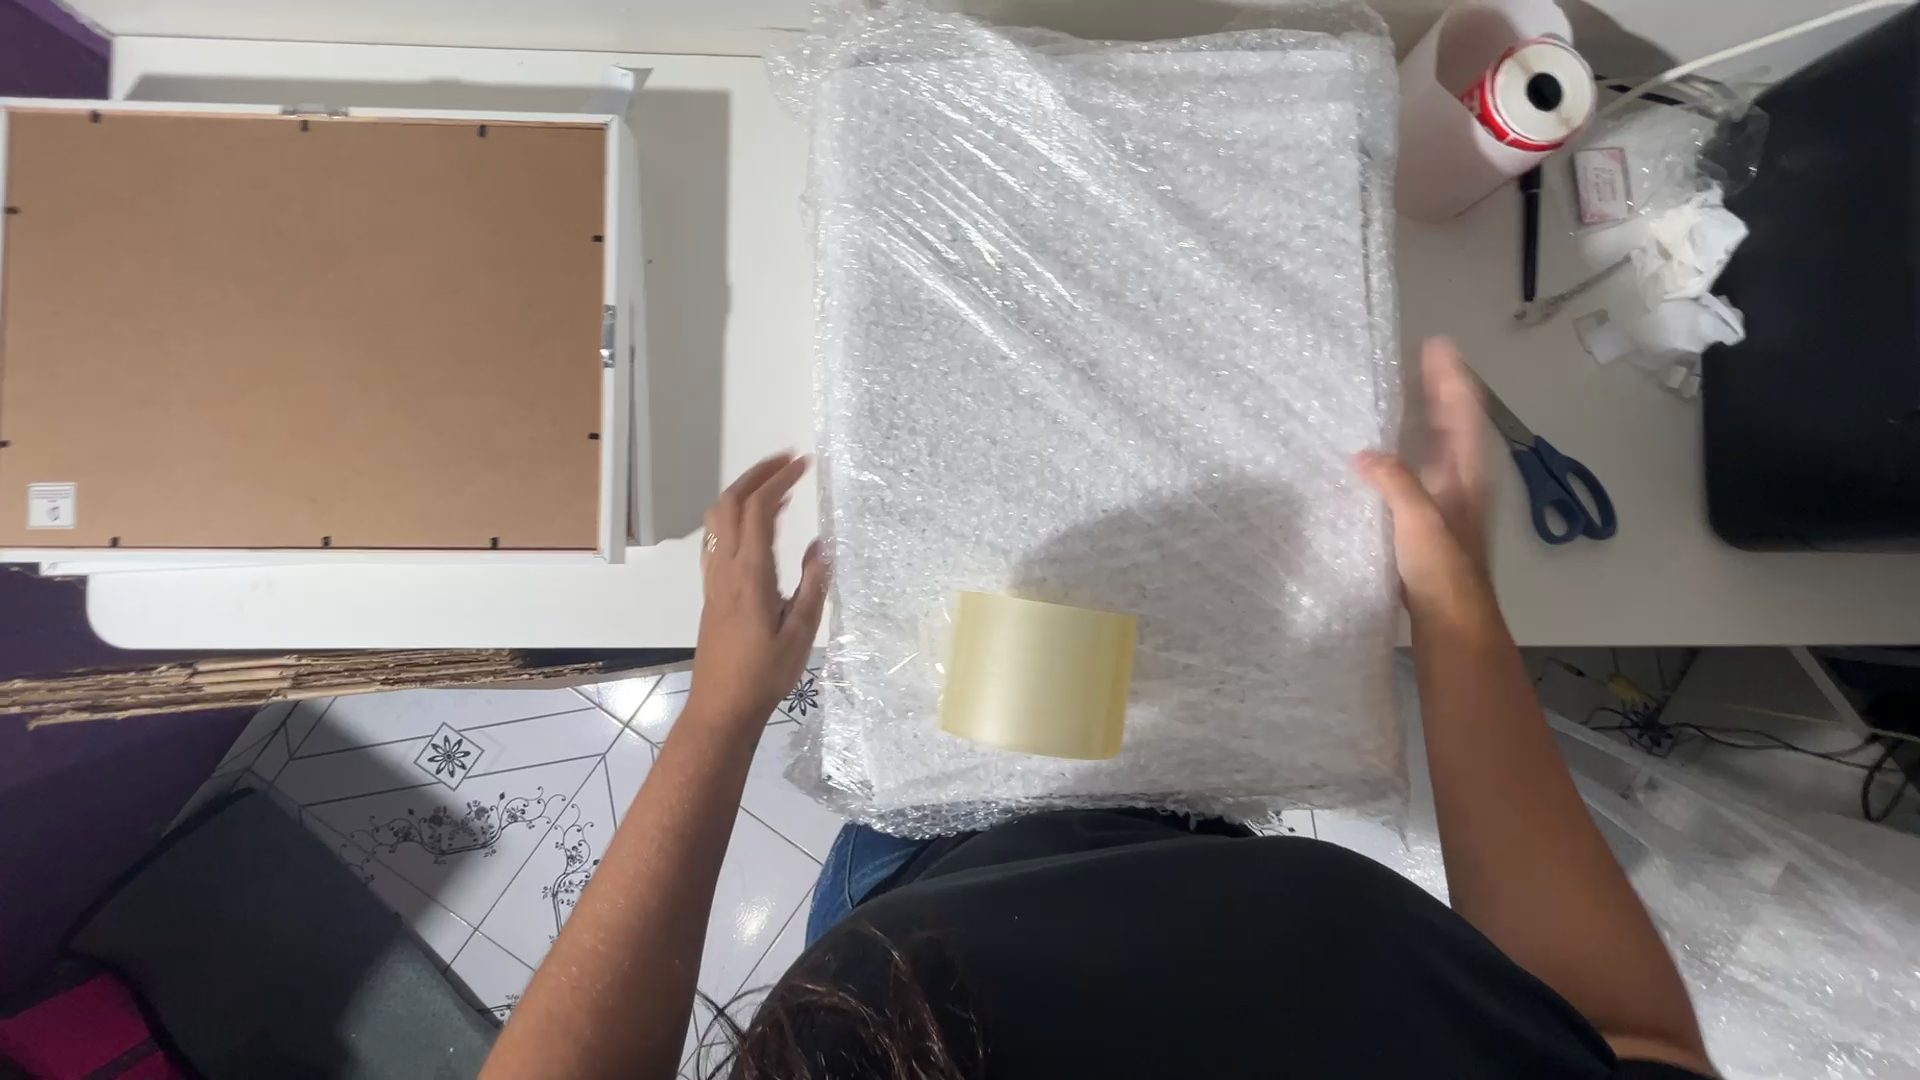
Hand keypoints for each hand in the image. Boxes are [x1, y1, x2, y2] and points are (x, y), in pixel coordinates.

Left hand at [688, 453, 828, 725]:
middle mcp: (725, 567)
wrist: (722, 705)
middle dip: (757, 474)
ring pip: (718, 518)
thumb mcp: (801, 631)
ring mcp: (713, 577)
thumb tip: (822, 544)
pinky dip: (736, 516)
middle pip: (731, 503)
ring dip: (744, 492)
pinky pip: (718, 538)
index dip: (780, 480)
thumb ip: (812, 584)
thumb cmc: (765, 673)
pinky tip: (758, 524)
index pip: (760, 510)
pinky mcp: (711, 589)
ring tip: (777, 486)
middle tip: (787, 462)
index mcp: (750, 574)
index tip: (803, 464)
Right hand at [1356, 337, 1493, 618]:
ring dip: (1421, 418)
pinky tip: (1381, 456)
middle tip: (1419, 359)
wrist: (1452, 620)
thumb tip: (1365, 454)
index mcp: (1464, 475)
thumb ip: (1395, 483)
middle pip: (1452, 424)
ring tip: (1401, 394)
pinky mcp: (1426, 520)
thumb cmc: (1442, 571)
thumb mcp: (1419, 522)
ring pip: (1435, 447)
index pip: (1461, 414)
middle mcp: (1460, 481)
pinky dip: (1404, 450)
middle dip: (1437, 390)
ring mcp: (1445, 501)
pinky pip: (1416, 470)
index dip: (1449, 378)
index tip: (1437, 345)